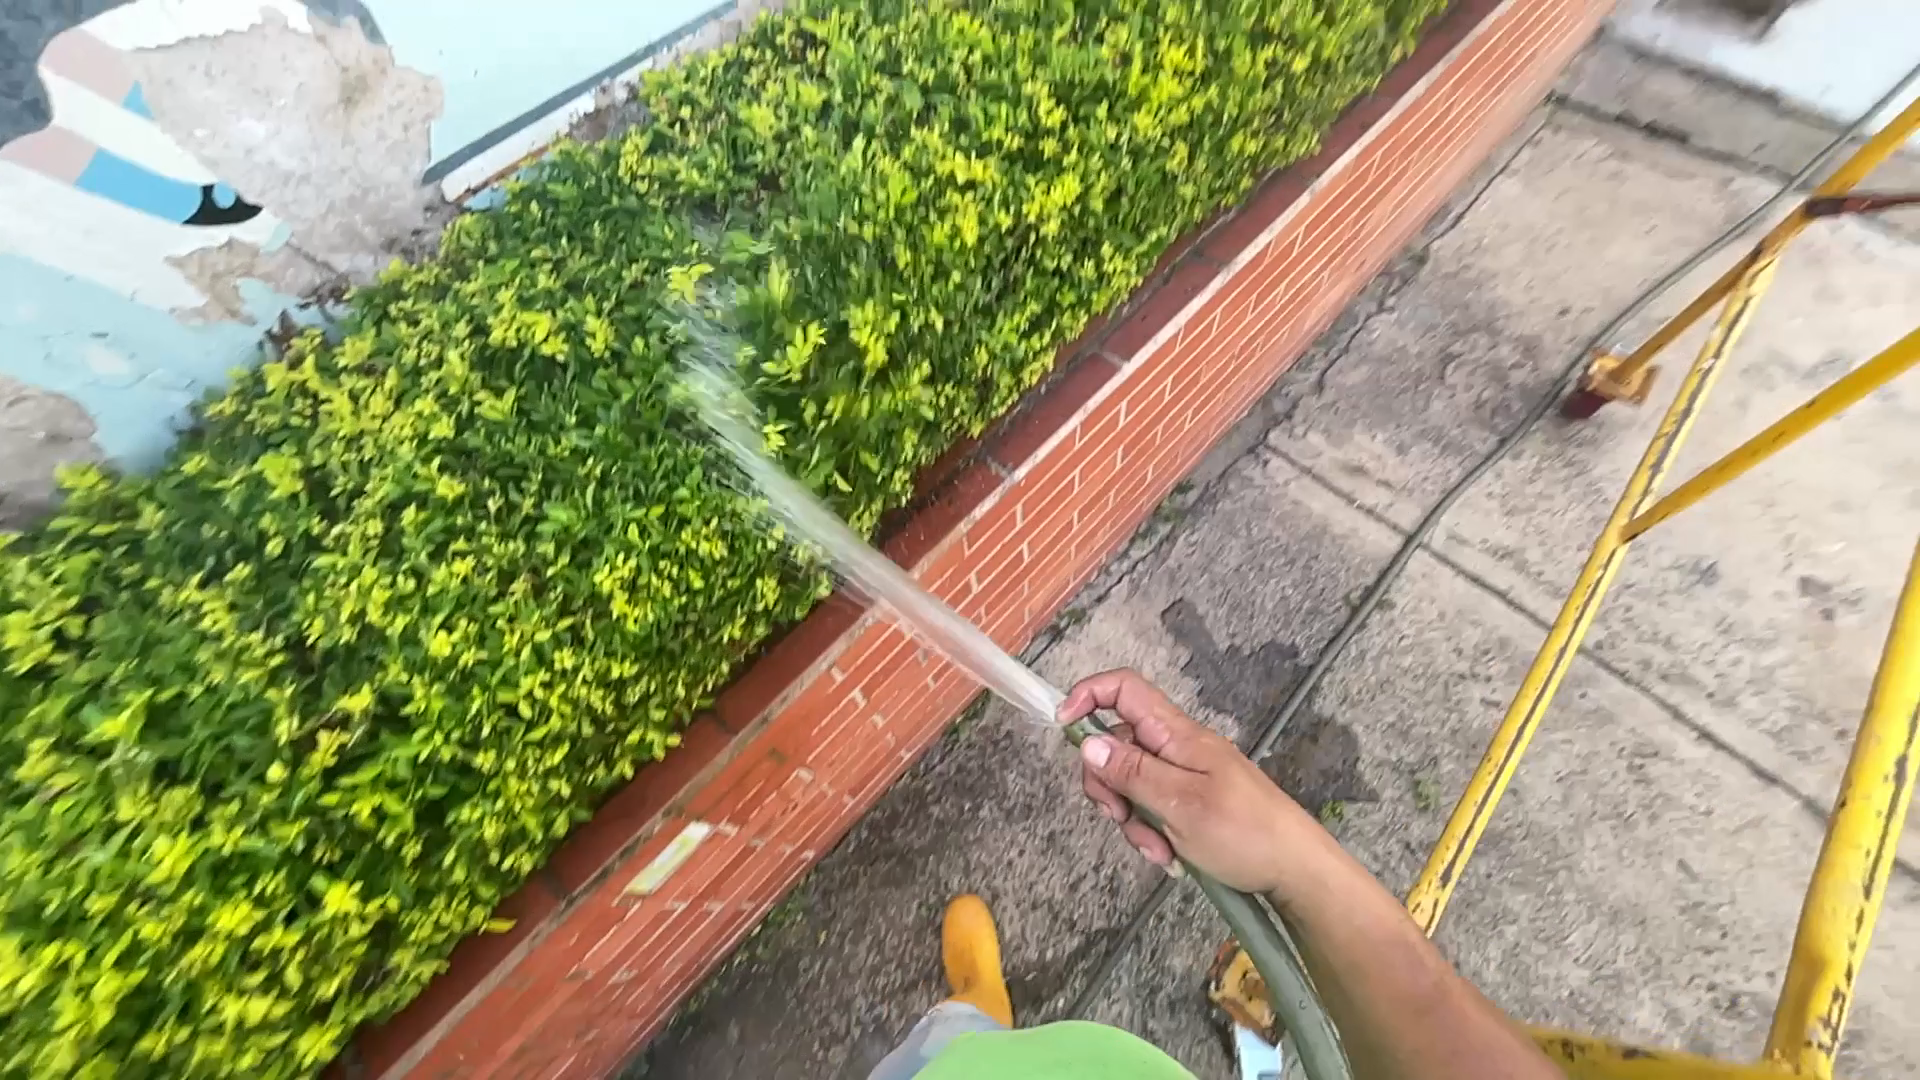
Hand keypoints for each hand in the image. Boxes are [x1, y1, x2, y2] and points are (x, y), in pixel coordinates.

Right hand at [1058, 669, 1324, 895]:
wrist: (1298, 872)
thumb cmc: (1245, 833)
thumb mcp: (1179, 804)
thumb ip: (1131, 771)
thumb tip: (1086, 741)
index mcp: (1175, 733)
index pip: (1123, 688)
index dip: (1088, 695)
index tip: (1063, 726)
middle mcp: (1174, 745)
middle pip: (1115, 742)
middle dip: (1107, 782)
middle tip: (1119, 817)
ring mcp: (1182, 773)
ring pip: (1129, 780)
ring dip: (1131, 817)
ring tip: (1158, 850)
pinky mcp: (1188, 801)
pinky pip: (1150, 805)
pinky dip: (1150, 830)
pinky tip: (1170, 856)